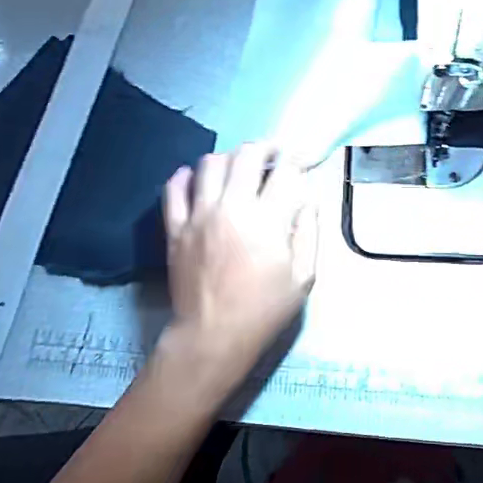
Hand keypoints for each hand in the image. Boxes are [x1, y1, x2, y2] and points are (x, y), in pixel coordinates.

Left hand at [161, 143, 316, 374]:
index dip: (299, 158)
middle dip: (265, 147)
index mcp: (267, 220)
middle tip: (273, 153)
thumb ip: (308, 233)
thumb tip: (309, 201)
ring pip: (209, 164)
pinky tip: (195, 178)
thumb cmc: (265, 310)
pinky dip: (185, 176)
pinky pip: (173, 189)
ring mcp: (199, 216)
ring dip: (228, 157)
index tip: (304, 158)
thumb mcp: (303, 277)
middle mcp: (232, 207)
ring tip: (238, 166)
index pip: (285, 171)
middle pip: (246, 155)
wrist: (214, 335)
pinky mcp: (175, 228)